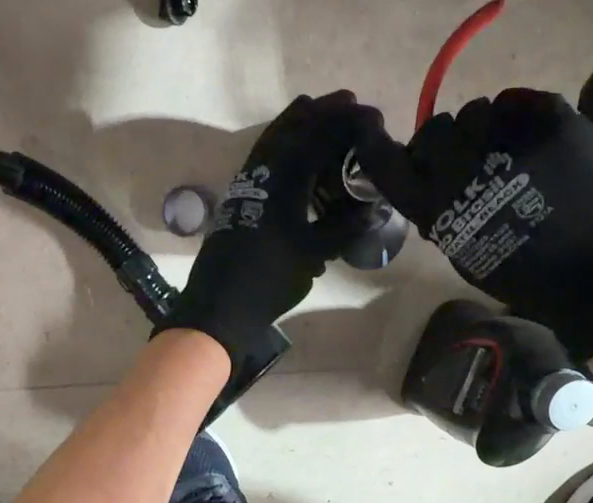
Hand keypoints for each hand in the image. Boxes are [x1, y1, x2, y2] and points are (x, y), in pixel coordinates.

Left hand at [164, 91, 387, 408]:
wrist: (218, 308)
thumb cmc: (268, 280)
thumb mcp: (312, 254)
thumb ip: (344, 227)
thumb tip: (374, 208)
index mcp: (282, 178)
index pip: (318, 133)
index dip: (345, 120)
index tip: (368, 115)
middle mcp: (260, 172)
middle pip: (292, 127)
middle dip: (321, 114)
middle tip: (348, 104)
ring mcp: (244, 185)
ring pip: (273, 141)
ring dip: (298, 127)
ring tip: (323, 120)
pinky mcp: (237, 200)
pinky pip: (263, 160)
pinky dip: (282, 149)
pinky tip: (295, 160)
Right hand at [356, 90, 592, 360]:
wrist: (590, 271)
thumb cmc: (521, 273)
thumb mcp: (462, 252)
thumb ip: (438, 214)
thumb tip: (428, 183)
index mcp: (437, 206)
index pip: (389, 163)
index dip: (379, 150)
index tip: (379, 144)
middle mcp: (465, 166)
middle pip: (436, 130)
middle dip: (445, 144)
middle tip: (466, 161)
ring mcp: (510, 137)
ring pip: (479, 110)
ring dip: (483, 129)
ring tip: (504, 152)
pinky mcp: (551, 119)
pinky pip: (519, 100)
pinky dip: (518, 116)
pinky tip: (529, 140)